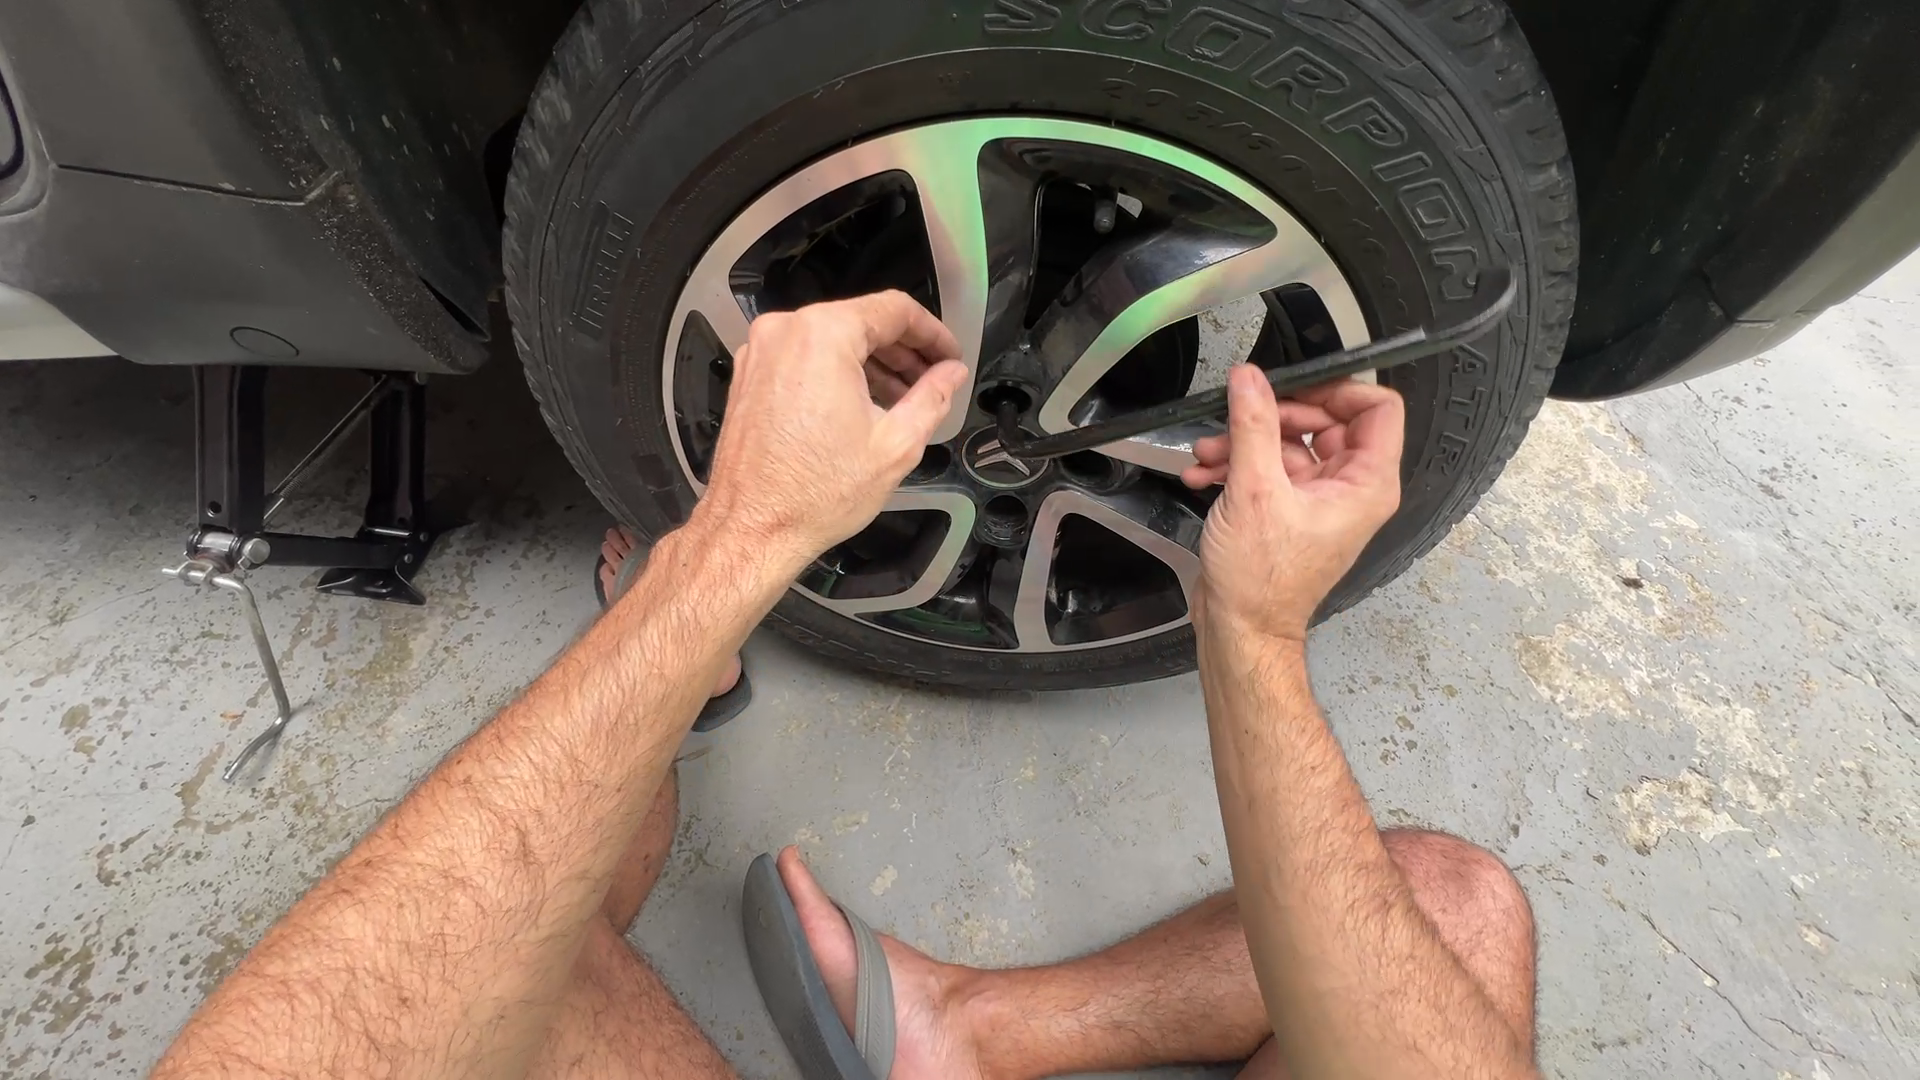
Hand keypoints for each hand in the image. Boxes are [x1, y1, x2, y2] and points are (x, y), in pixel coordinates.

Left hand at [701, 291, 968, 559]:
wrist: (754, 528)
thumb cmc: (813, 494)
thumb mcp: (896, 444)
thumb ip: (933, 397)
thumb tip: (951, 374)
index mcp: (823, 336)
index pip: (895, 310)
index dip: (933, 332)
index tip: (949, 356)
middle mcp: (786, 333)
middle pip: (862, 322)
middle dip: (904, 352)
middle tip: (933, 381)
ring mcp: (762, 354)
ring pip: (834, 341)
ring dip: (873, 365)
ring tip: (903, 401)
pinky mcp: (751, 377)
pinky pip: (806, 359)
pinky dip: (839, 374)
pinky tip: (862, 407)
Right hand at [1181, 366, 1404, 643]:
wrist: (1240, 628)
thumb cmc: (1261, 580)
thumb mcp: (1255, 490)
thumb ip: (1252, 426)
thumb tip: (1249, 379)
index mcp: (1364, 484)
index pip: (1376, 409)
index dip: (1334, 390)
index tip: (1288, 387)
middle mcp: (1347, 490)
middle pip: (1320, 423)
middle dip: (1268, 419)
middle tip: (1234, 420)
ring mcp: (1314, 501)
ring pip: (1283, 447)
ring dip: (1240, 444)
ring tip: (1205, 453)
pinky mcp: (1284, 511)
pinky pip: (1264, 471)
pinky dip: (1233, 468)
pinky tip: (1201, 475)